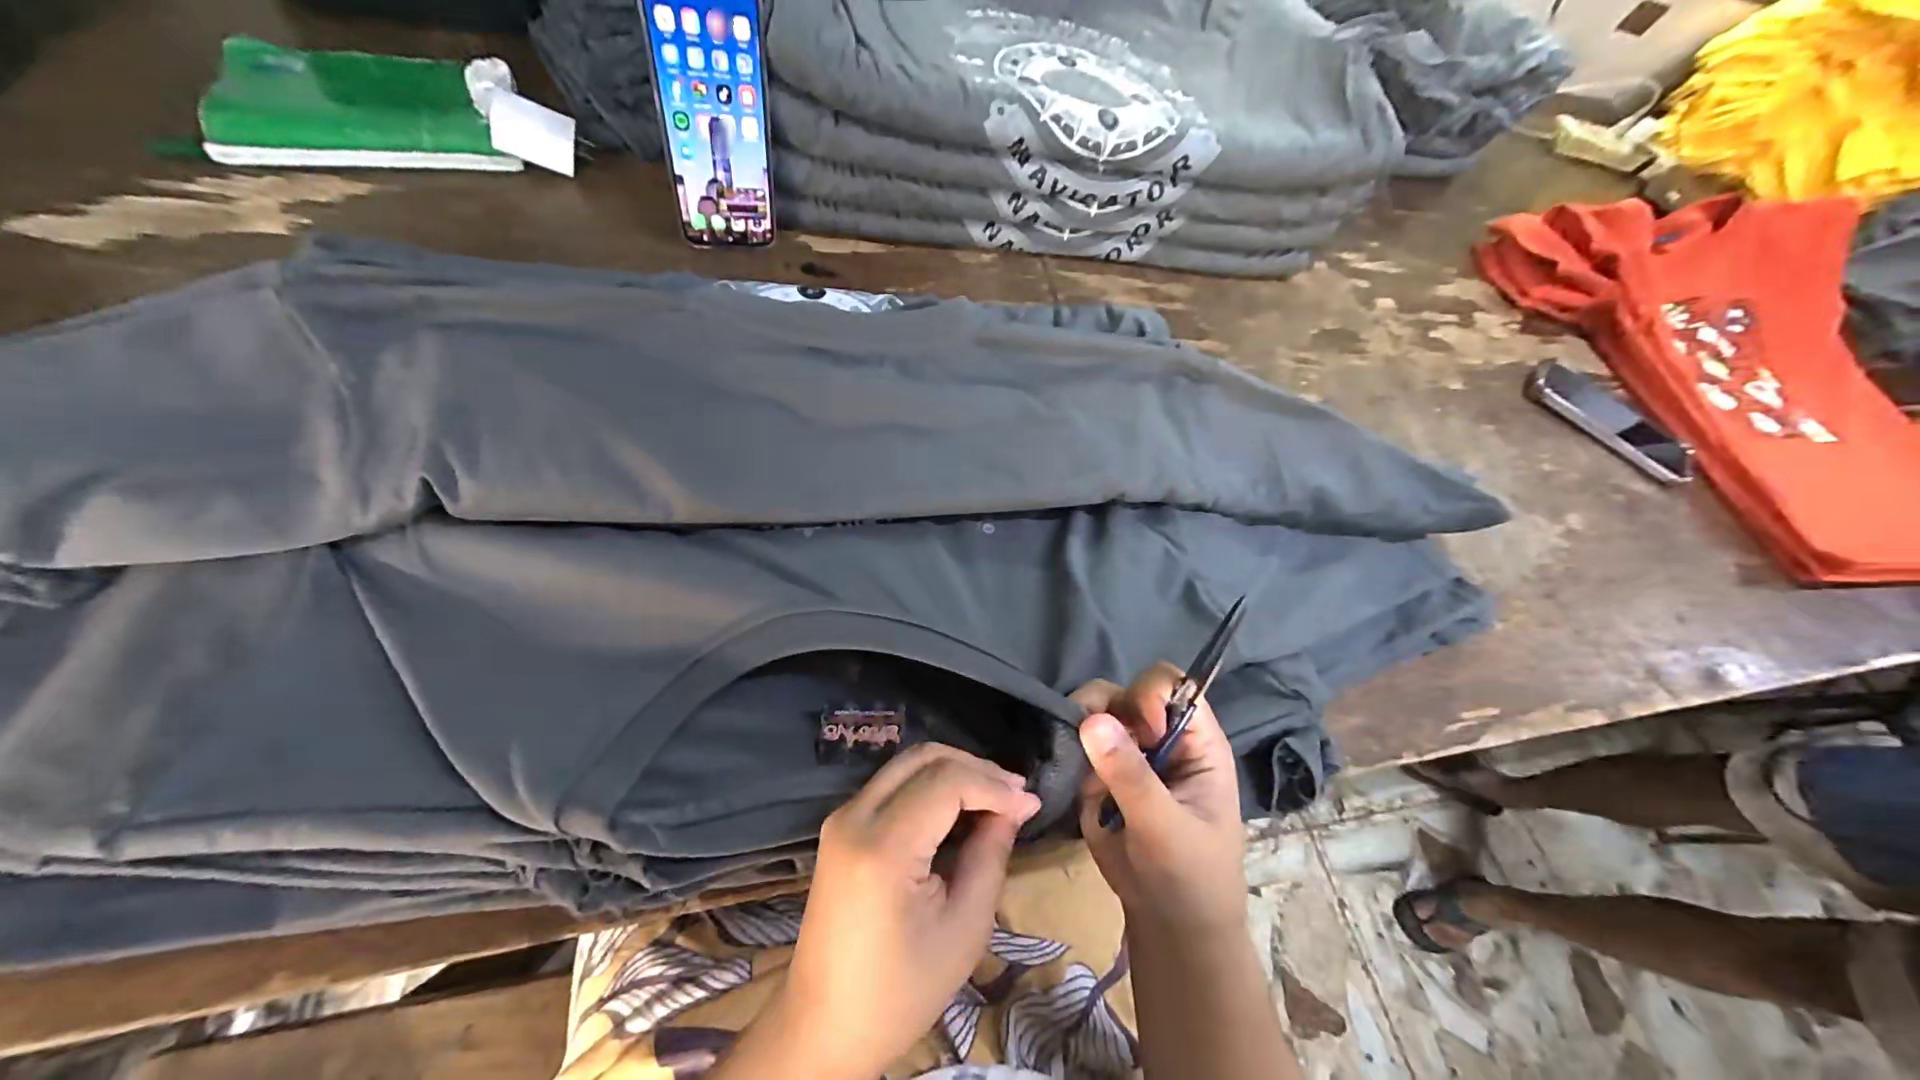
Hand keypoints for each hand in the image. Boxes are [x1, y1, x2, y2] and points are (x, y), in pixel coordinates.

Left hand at [725, 744, 1039, 1079]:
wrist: (824, 1024)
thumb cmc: (900, 990)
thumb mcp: (964, 928)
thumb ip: (990, 856)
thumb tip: (1014, 807)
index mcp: (883, 847)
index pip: (946, 781)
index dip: (994, 785)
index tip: (1031, 805)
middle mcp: (855, 817)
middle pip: (924, 758)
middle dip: (976, 768)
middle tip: (1017, 795)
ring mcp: (841, 818)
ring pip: (907, 765)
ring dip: (954, 772)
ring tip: (997, 797)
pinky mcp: (840, 827)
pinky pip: (892, 784)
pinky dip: (931, 785)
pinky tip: (960, 806)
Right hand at [1072, 664, 1247, 932]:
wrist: (1170, 924)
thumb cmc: (1189, 876)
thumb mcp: (1165, 827)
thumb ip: (1130, 775)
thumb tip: (1092, 719)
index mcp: (1197, 742)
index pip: (1172, 687)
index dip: (1149, 698)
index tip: (1139, 733)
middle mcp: (1162, 737)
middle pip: (1127, 692)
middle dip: (1103, 706)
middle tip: (1085, 737)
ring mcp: (1130, 754)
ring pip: (1098, 712)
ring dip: (1080, 726)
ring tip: (1075, 758)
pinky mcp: (1101, 773)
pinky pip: (1079, 743)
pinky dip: (1068, 749)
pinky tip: (1069, 771)